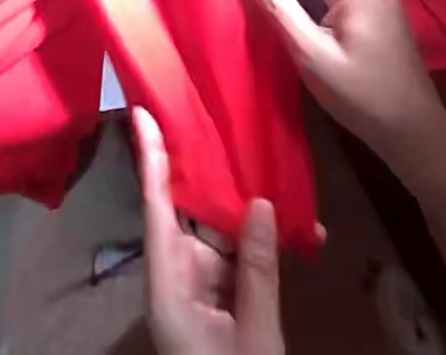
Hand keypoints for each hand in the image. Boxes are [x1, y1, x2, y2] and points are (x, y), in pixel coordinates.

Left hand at [132, 107, 283, 354]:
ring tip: (283, 177)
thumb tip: (260, 202)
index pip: (156, 209)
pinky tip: (303, 235)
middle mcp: (178, 278)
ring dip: (253, 212)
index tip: (142, 113)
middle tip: (235, 126)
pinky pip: (240, 259)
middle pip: (193, 212)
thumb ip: (256, 271)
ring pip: (222, 232)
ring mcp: (201, 289)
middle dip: (217, 174)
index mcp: (168, 286)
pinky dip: (266, 247)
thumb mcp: (254, 340)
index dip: (149, 159)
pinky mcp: (223, 301)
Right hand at [237, 0, 445, 168]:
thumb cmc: (358, 95)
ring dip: (301, 1)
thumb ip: (276, 6)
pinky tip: (316, 36)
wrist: (413, 131)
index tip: (256, 10)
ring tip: (294, 34)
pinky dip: (319, 8)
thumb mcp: (309, 52)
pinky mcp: (381, 4)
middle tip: (273, 27)